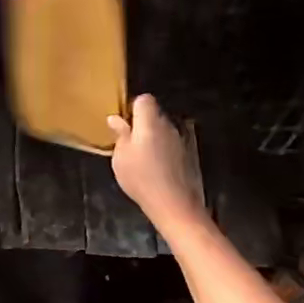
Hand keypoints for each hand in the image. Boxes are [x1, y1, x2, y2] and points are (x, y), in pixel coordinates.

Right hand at [107, 94, 202, 227]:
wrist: (173, 203)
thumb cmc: (141, 178)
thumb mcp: (120, 157)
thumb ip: (120, 134)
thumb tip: (115, 119)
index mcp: (149, 122)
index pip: (143, 99)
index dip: (132, 108)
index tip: (123, 124)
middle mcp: (167, 125)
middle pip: (153, 115)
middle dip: (141, 125)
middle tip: (128, 144)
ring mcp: (180, 140)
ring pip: (162, 130)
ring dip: (152, 139)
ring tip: (141, 160)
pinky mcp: (187, 154)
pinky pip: (170, 145)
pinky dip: (162, 151)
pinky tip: (155, 170)